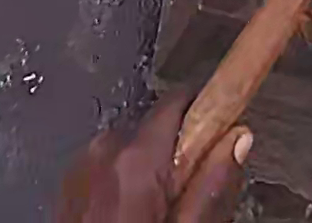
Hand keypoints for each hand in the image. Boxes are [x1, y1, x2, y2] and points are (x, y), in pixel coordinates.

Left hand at [55, 90, 250, 222]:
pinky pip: (113, 166)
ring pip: (138, 147)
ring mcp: (83, 166)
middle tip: (188, 201)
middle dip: (180, 155)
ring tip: (159, 216)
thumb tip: (240, 137)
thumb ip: (212, 187)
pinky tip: (133, 219)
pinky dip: (127, 183)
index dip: (206, 117)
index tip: (222, 137)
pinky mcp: (71, 184)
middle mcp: (106, 148)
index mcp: (136, 158)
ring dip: (153, 170)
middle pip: (161, 127)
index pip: (181, 100)